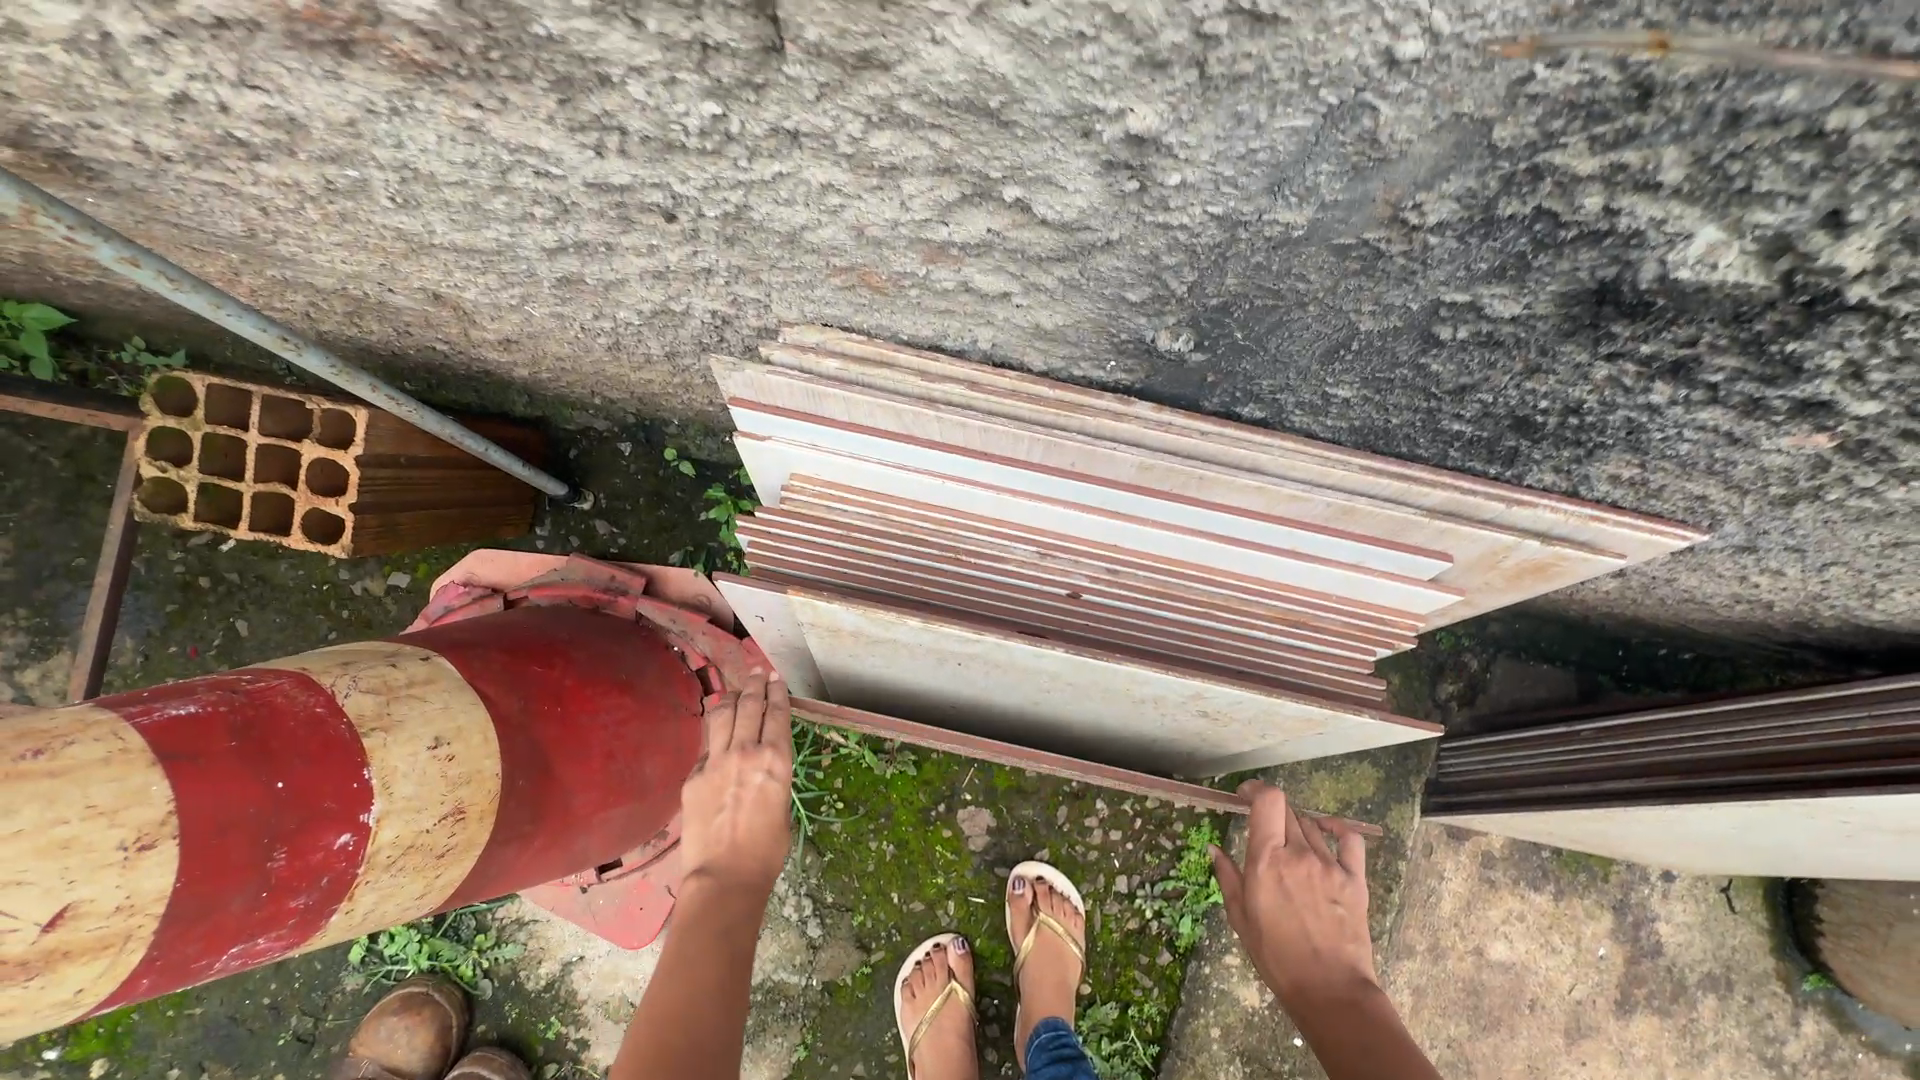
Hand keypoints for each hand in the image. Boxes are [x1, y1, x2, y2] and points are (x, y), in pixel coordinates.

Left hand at [678, 671, 793, 897]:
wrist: (724, 875)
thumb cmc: (767, 850)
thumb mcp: (783, 804)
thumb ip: (772, 775)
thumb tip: (761, 766)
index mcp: (776, 759)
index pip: (777, 713)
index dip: (777, 692)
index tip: (776, 679)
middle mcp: (746, 751)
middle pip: (749, 705)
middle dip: (754, 685)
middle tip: (757, 673)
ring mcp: (716, 761)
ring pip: (723, 716)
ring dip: (731, 698)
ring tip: (736, 689)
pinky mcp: (694, 775)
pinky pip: (706, 745)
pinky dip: (715, 733)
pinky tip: (717, 731)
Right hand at [1210, 781, 1378, 1015]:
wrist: (1329, 988)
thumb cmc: (1276, 956)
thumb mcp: (1240, 917)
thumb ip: (1227, 876)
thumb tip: (1213, 848)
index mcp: (1267, 860)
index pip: (1267, 801)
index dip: (1256, 788)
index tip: (1246, 793)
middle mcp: (1299, 853)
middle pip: (1287, 810)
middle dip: (1273, 813)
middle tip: (1266, 829)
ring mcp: (1330, 865)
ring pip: (1312, 825)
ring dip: (1298, 827)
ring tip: (1292, 845)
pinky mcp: (1355, 879)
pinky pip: (1350, 840)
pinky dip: (1338, 829)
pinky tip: (1329, 831)